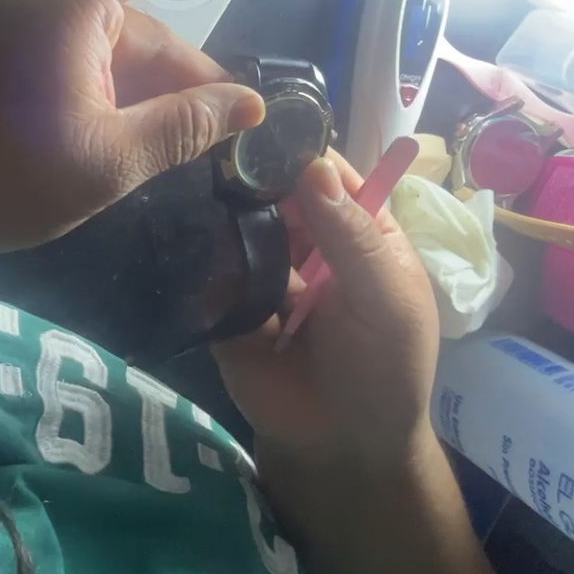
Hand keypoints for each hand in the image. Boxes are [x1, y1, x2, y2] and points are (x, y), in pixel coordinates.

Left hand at [0, 0, 268, 266]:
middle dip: (185, 71)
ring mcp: (19, 31)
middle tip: (226, 125)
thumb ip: (183, 126)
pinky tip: (134, 133)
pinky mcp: (6, 58)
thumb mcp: (109, 161)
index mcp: (65, 11)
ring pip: (109, 46)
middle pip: (138, 20)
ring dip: (149, 89)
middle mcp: (42, 6)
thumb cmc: (7, 183)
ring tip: (185, 141)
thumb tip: (250, 105)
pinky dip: (112, 90)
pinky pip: (77, 59)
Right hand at [211, 153, 439, 465]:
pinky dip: (203, 259)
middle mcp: (305, 240)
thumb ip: (351, 236)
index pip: (324, 173)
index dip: (297, 152)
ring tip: (196, 197)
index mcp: (355, 229)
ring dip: (222, 214)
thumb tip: (312, 166)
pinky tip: (188, 245)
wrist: (339, 446)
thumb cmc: (384, 368)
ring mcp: (262, 268)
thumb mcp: (385, 300)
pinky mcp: (226, 300)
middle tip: (212, 157)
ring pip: (236, 224)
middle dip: (248, 178)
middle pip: (272, 191)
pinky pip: (210, 270)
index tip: (256, 127)